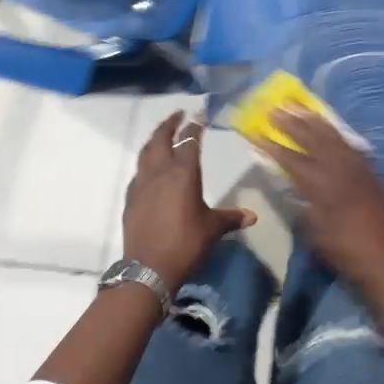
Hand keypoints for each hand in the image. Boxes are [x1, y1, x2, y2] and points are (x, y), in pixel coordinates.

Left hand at [121, 112, 254, 285]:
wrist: (148, 270)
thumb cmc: (186, 243)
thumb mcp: (213, 229)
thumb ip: (231, 218)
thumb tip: (252, 216)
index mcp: (183, 172)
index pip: (189, 139)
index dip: (195, 125)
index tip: (200, 113)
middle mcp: (160, 172)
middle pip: (160, 138)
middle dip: (169, 124)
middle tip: (178, 114)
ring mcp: (141, 185)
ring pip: (145, 153)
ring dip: (154, 140)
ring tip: (161, 135)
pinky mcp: (130, 200)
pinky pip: (137, 173)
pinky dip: (145, 164)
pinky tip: (149, 170)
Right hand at [257, 110, 383, 290]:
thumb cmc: (344, 252)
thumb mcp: (314, 233)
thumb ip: (302, 206)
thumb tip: (293, 189)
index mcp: (321, 186)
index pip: (291, 159)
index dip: (273, 145)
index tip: (257, 132)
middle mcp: (340, 170)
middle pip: (313, 139)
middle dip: (293, 123)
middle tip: (277, 108)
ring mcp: (358, 167)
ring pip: (334, 136)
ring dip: (316, 121)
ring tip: (302, 108)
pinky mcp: (372, 171)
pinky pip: (352, 145)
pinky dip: (338, 134)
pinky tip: (332, 129)